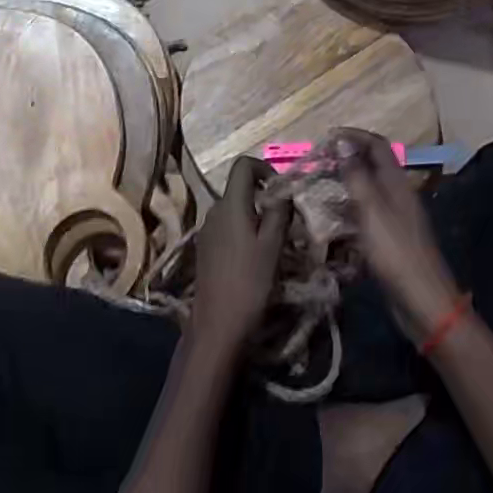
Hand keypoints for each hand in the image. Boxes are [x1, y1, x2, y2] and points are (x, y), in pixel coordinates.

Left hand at [191, 157, 287, 350]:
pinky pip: (228, 227)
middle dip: (265, 197)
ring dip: (257, 216)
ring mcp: (207, 231)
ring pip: (235, 209)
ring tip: (275, 242)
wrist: (216, 327)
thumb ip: (279, 211)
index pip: (242, 165)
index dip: (264, 168)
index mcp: (230, 204)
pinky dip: (245, 231)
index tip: (281, 190)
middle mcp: (214, 211)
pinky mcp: (205, 249)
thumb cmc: (248, 283)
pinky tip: (255, 257)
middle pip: (240, 188)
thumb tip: (283, 189)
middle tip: (287, 221)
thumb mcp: (272, 245)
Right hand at [338, 132, 459, 339]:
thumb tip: (342, 142)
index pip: (377, 145)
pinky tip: (329, 220)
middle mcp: (397, 194)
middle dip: (346, 158)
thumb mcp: (371, 210)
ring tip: (317, 185)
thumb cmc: (395, 252)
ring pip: (367, 190)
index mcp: (396, 182)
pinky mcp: (389, 239)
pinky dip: (347, 211)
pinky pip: (365, 215)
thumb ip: (356, 175)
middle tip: (318, 161)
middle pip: (372, 165)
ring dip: (344, 184)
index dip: (354, 136)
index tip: (327, 136)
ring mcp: (394, 217)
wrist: (422, 301)